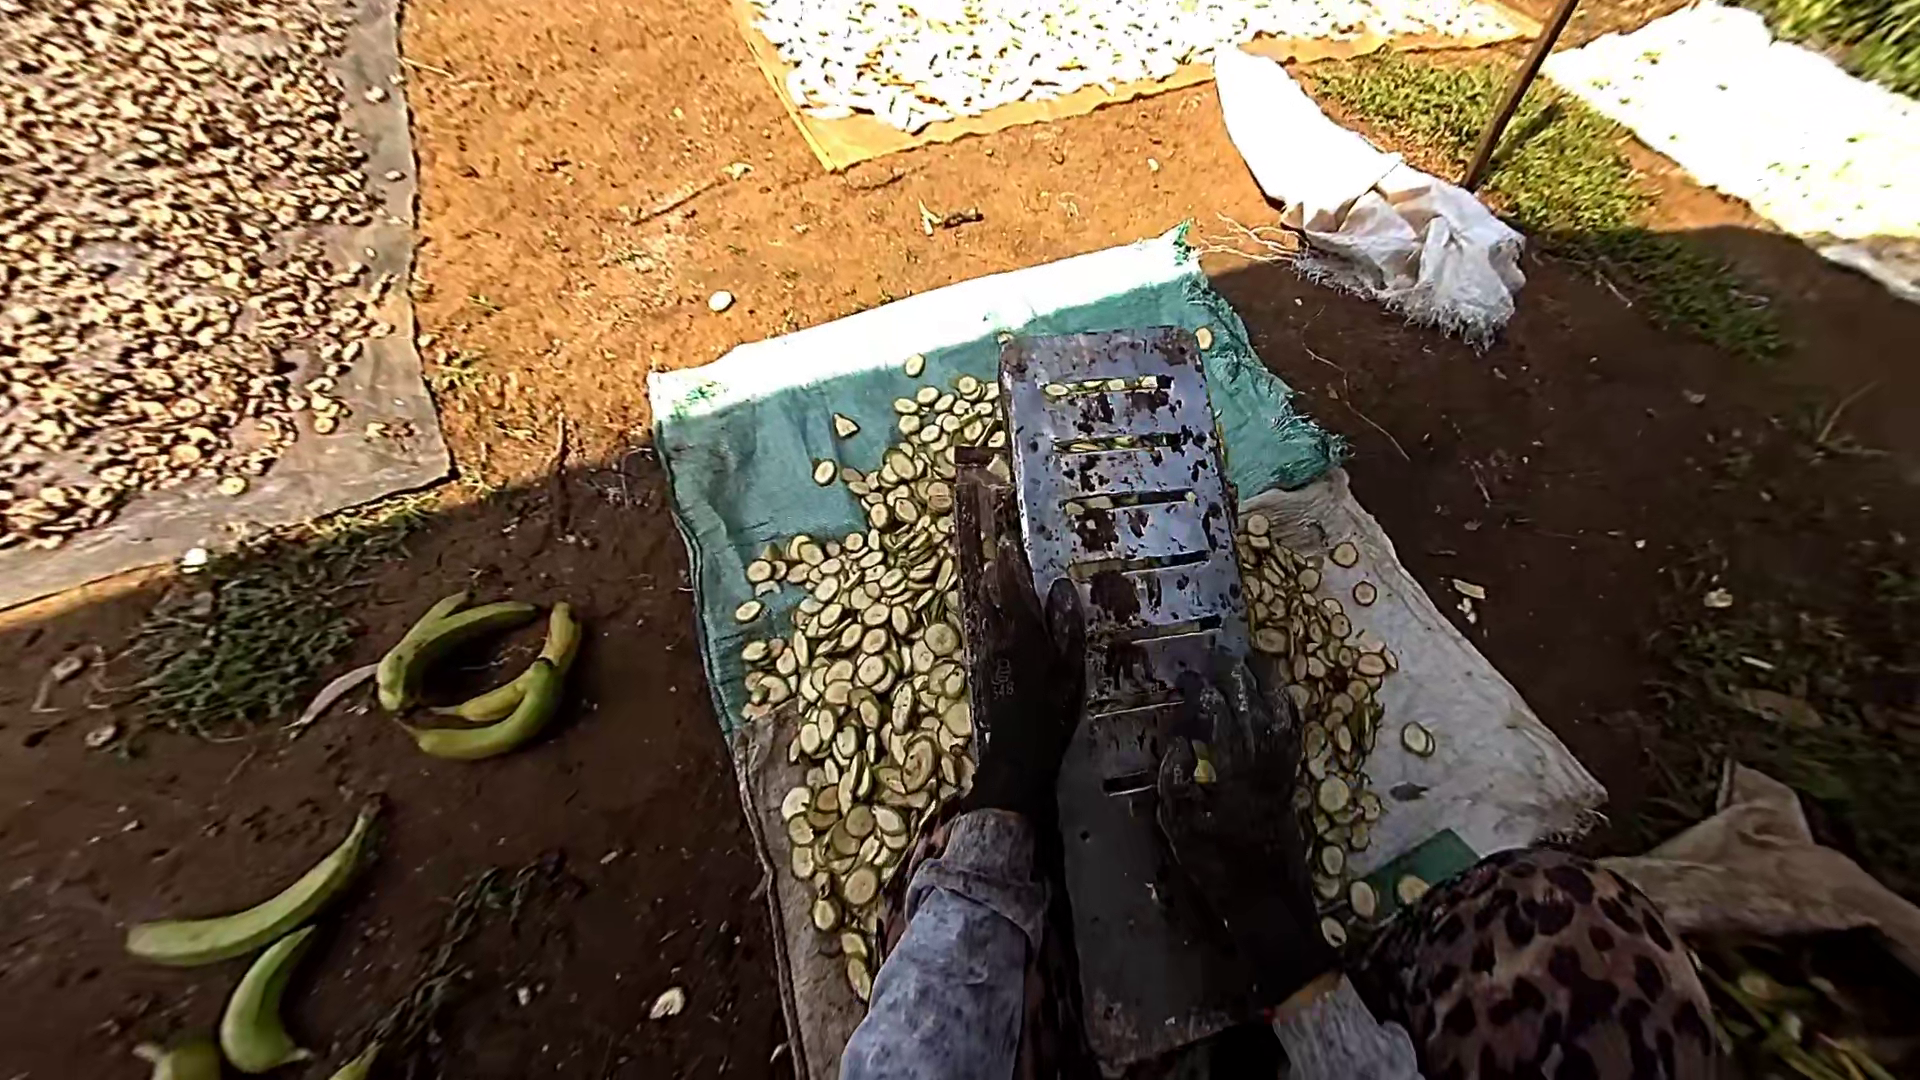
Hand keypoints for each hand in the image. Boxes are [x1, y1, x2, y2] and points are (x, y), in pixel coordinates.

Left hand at [955, 534, 1085, 819]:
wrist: (1018, 750)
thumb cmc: (1052, 710)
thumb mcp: (1069, 669)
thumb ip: (1066, 626)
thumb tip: (1062, 587)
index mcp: (1024, 633)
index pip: (1015, 589)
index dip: (1011, 564)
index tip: (1004, 542)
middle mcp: (1000, 637)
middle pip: (993, 597)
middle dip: (995, 575)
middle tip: (996, 555)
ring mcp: (987, 652)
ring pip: (985, 613)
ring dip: (988, 593)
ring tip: (990, 576)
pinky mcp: (982, 667)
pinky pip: (983, 631)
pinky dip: (987, 615)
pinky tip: (991, 617)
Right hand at [1157, 649, 1334, 995]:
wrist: (1266, 900)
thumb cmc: (1216, 864)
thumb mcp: (1179, 825)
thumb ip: (1174, 780)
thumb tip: (1180, 743)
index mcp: (1230, 775)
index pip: (1218, 721)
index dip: (1204, 694)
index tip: (1188, 678)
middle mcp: (1260, 768)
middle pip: (1253, 711)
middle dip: (1239, 678)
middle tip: (1224, 652)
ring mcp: (1280, 774)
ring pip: (1281, 719)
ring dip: (1270, 687)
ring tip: (1259, 661)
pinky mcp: (1291, 783)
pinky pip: (1294, 738)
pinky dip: (1288, 713)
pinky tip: (1282, 699)